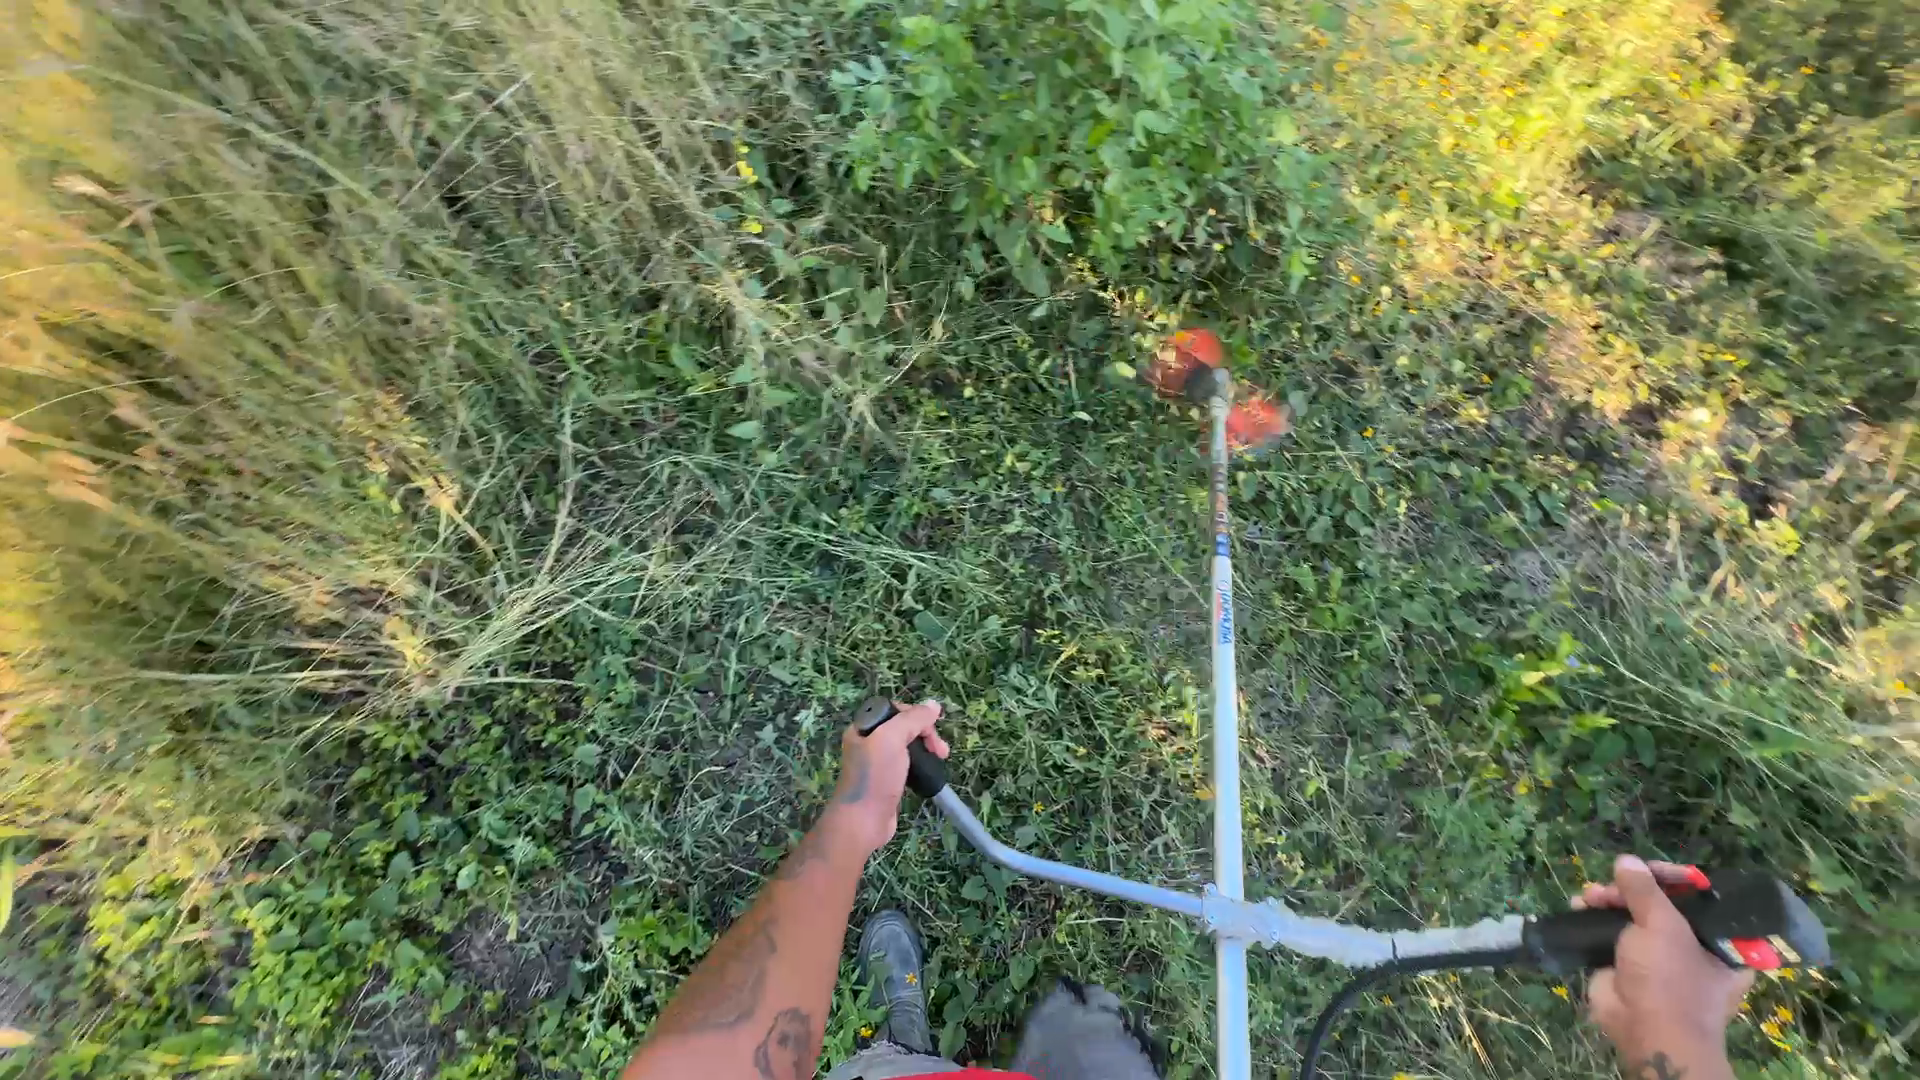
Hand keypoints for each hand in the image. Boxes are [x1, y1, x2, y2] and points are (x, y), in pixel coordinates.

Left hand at [821, 700, 949, 858]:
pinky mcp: (888, 781)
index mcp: (864, 727)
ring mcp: (879, 763)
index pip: (895, 709)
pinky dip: (920, 764)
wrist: (863, 821)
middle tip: (941, 750)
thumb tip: (934, 704)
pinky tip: (928, 772)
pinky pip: (908, 764)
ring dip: (926, 748)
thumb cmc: (875, 776)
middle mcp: (869, 742)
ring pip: (908, 746)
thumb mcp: (892, 738)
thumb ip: (912, 719)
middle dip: (926, 733)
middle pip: (904, 727)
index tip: (931, 728)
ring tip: (941, 758)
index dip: (916, 715)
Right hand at [1579, 856, 1754, 1071]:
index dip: (1678, 880)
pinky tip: (1579, 906)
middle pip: (1658, 902)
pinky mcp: (1623, 959)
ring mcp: (1654, 954)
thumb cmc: (1671, 979)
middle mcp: (1689, 947)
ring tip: (1589, 898)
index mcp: (1718, 945)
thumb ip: (1646, 892)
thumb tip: (1627, 860)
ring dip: (1606, 898)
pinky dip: (1592, 913)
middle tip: (1610, 888)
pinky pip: (1608, 927)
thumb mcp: (1663, 928)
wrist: (1645, 1028)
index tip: (1651, 869)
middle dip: (1630, 889)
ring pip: (1629, 912)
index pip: (1703, 901)